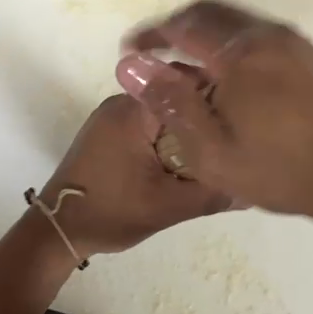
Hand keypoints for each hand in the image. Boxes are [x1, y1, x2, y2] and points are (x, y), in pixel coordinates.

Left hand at [35, 94, 231, 257]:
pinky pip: (149, 123)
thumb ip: (213, 192)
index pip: (187, 83)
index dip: (220, 98)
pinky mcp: (109, 132)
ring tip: (217, 151)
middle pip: (177, 94)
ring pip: (164, 110)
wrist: (58, 230)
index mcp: (133, 110)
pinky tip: (187, 161)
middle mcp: (122, 103)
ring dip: (187, 128)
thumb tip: (254, 185)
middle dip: (205, 114)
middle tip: (236, 139)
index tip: (245, 119)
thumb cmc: (110, 213)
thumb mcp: (168, 207)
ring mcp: (113, 116)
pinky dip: (169, 137)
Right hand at [114, 0, 312, 234]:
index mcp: (242, 54)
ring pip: (239, 22)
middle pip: (212, 13)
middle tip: (155, 54)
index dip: (151, 36)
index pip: (183, 25)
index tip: (131, 52)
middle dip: (177, 28)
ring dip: (207, 35)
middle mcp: (270, 35)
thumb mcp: (212, 150)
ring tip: (188, 69)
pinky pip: (261, 35)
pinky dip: (233, 44)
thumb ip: (170, 102)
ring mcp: (297, 43)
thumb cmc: (281, 171)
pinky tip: (230, 80)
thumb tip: (130, 66)